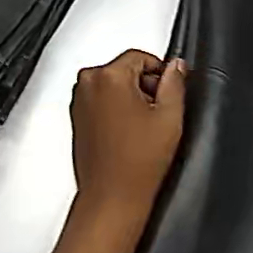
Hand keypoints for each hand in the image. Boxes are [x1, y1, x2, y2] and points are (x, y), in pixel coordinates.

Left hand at [71, 51, 186, 210]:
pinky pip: (100, 99)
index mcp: (109, 75)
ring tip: (142, 130)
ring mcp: (79, 97)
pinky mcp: (76, 113)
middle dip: (144, 87)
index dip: (160, 72)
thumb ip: (175, 84)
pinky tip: (127, 135)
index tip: (170, 87)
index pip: (139, 56)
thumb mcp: (169, 119)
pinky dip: (115, 109)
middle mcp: (88, 80)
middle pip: (125, 70)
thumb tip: (176, 66)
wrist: (112, 197)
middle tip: (158, 115)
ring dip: (130, 98)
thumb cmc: (136, 165)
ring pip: (113, 84)